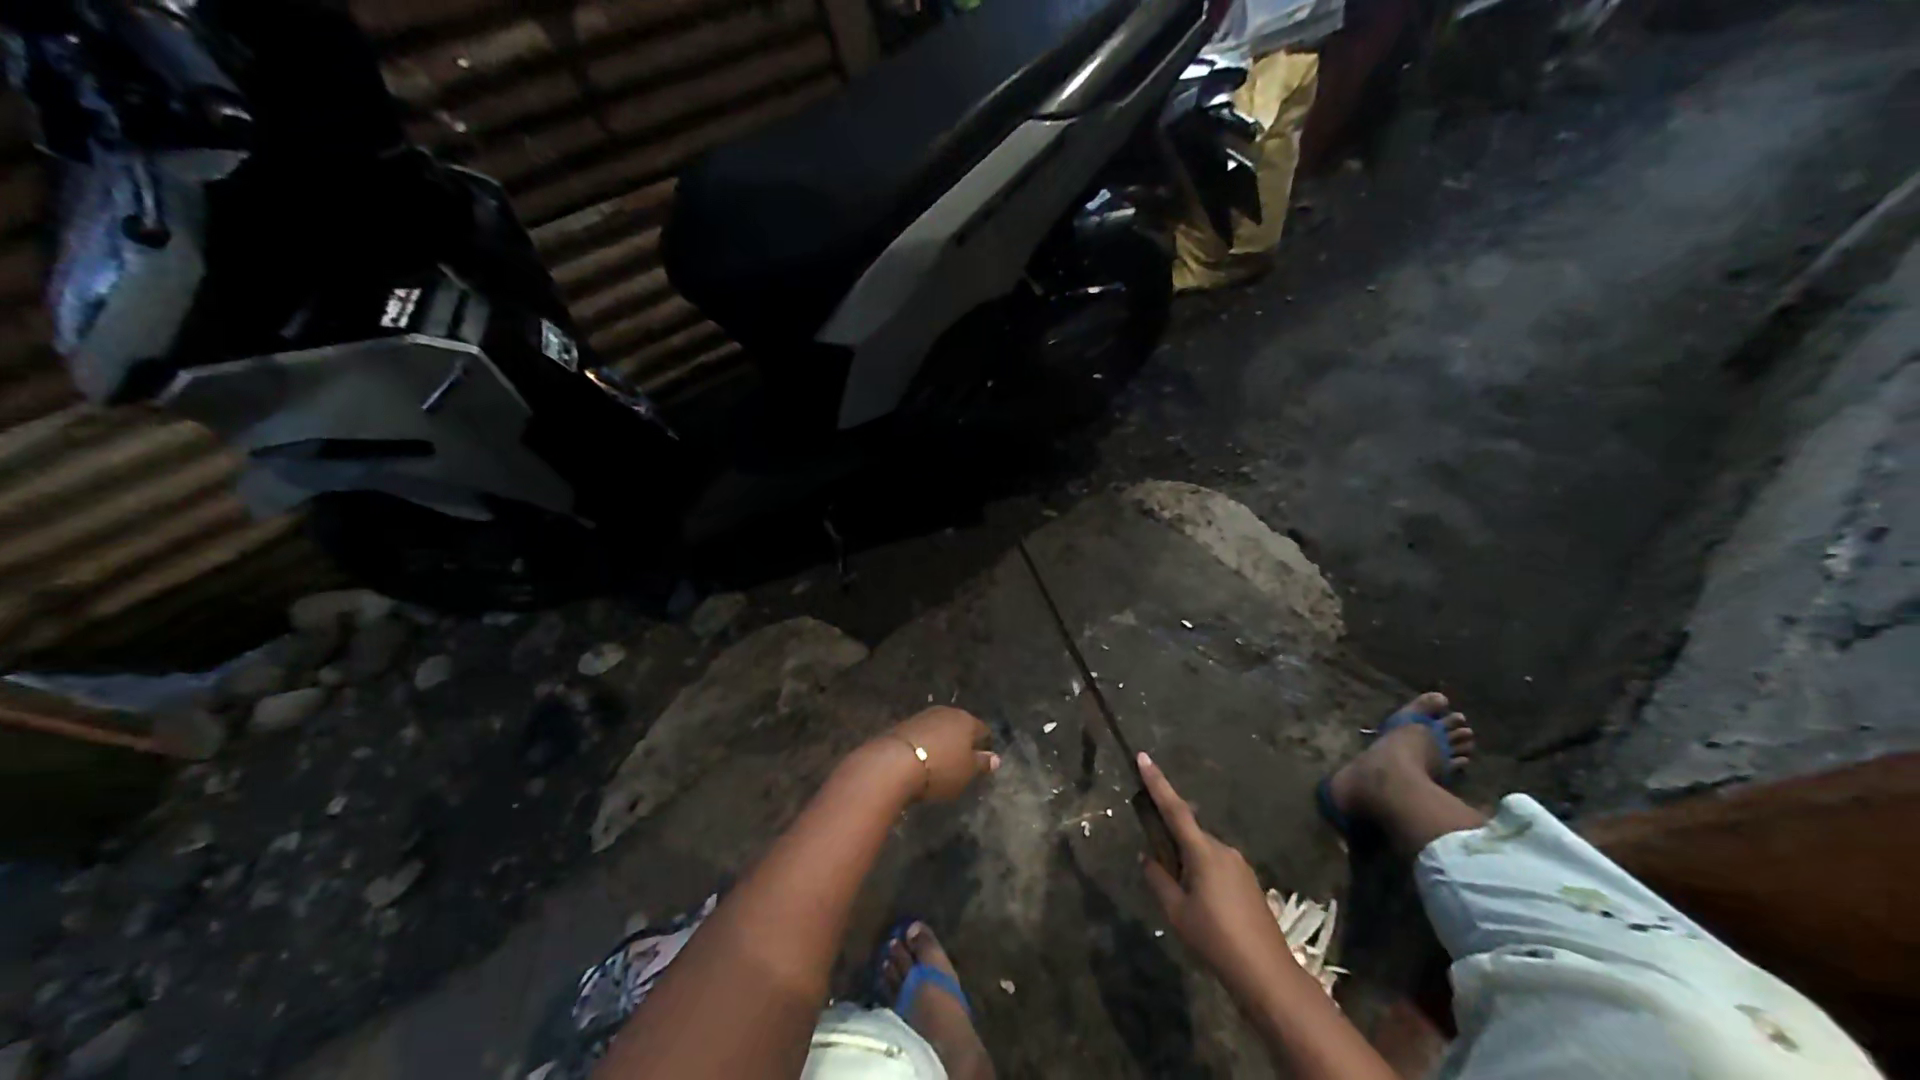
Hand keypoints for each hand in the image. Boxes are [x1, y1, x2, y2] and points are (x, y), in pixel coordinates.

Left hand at [879, 706, 998, 801]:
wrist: (894, 762)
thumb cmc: (940, 768)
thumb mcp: (967, 772)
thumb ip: (982, 763)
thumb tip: (996, 758)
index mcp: (967, 720)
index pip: (983, 730)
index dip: (985, 745)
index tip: (982, 760)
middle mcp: (946, 712)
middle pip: (960, 726)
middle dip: (961, 741)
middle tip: (961, 761)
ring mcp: (923, 716)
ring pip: (940, 728)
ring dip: (942, 741)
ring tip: (940, 761)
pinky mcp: (903, 725)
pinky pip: (922, 734)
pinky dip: (925, 744)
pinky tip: (922, 758)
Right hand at [1137, 752, 1294, 995]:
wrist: (1267, 973)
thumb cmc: (1215, 939)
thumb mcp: (1176, 912)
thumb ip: (1158, 879)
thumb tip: (1149, 859)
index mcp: (1203, 851)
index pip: (1174, 808)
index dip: (1157, 782)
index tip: (1144, 757)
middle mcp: (1223, 849)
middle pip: (1188, 832)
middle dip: (1170, 840)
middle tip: (1157, 864)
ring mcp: (1239, 864)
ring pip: (1203, 851)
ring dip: (1187, 862)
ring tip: (1182, 898)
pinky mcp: (1248, 881)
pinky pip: (1217, 865)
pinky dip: (1202, 873)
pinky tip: (1202, 906)